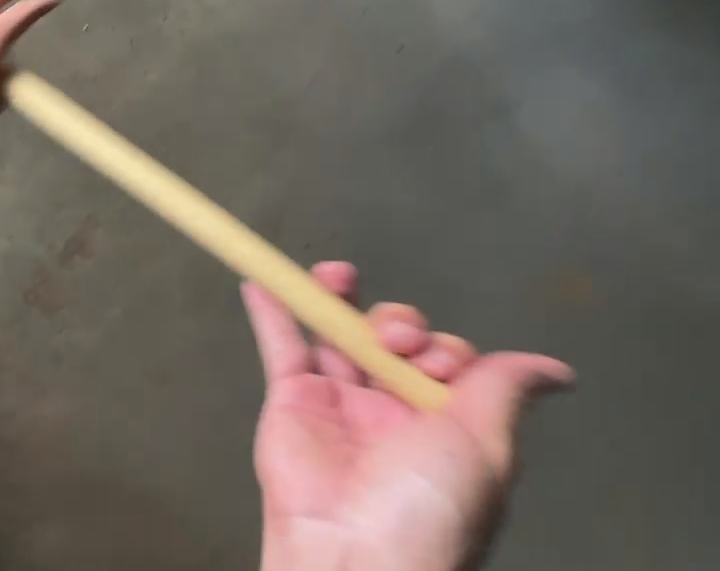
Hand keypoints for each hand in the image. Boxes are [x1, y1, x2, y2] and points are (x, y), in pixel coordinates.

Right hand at [243, 262, 572, 570]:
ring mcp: (337, 399)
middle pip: (391, 341)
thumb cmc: (428, 503)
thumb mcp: (482, 448)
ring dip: (334, 297)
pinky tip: (263, 281)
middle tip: (393, 333)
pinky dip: (270, 311)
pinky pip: (280, 345)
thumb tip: (553, 368)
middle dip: (395, 321)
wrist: (354, 543)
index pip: (445, 360)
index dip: (441, 347)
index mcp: (445, 423)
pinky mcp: (290, 396)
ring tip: (334, 272)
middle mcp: (392, 407)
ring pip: (336, 335)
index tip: (434, 361)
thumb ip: (499, 392)